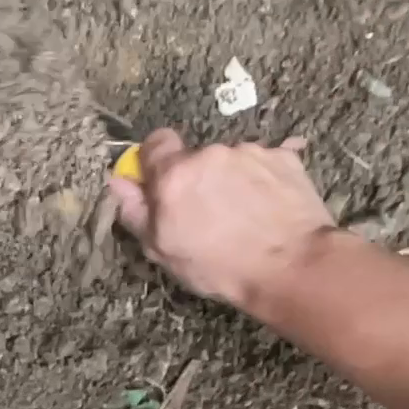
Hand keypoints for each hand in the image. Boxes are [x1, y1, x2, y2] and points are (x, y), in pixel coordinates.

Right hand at [108, 129, 337, 308]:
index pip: (155, 143)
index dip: (153, 162)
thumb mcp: (160, 248)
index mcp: (175, 175)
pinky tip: (263, 207)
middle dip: (193, 180)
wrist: (290, 265)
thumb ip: (135, 211)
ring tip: (239, 215)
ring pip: (227, 161)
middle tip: (202, 216)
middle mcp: (211, 153)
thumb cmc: (216, 265)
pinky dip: (258, 180)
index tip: (157, 185)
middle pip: (193, 158)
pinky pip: (261, 163)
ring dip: (226, 180)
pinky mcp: (285, 157)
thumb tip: (118, 181)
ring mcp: (251, 152)